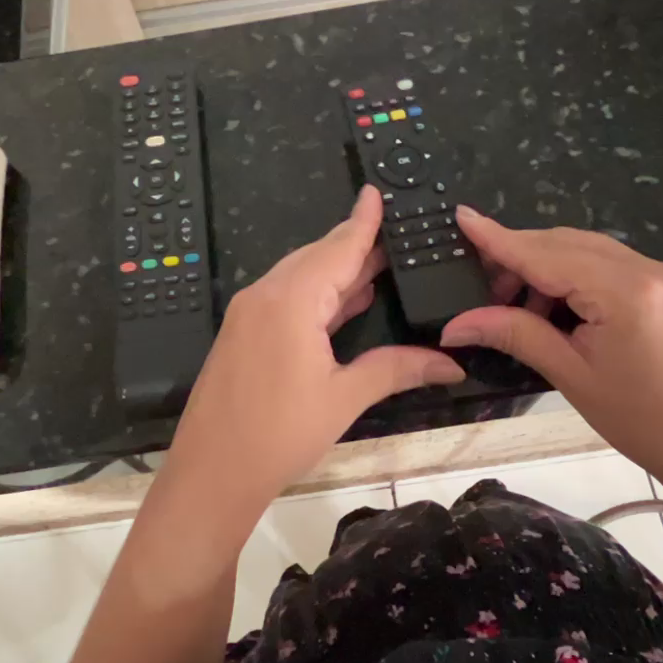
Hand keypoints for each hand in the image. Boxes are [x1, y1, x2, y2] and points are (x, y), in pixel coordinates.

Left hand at [163, 185, 465, 509]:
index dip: (362, 221)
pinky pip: (286, 297)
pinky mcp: (242, 332)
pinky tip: (343, 300)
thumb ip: (396, 369)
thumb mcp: (344, 398)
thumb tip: (451, 364)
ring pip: (300, 277)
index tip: (376, 191)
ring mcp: (248, 312)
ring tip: (378, 262)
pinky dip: (318, 293)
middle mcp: (265, 294)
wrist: (211, 471)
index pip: (338, 248)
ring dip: (337, 270)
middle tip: (395, 234)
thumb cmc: (279, 434)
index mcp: (292, 299)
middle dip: (356, 245)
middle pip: (317, 257)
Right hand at [438, 208, 662, 487]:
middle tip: (481, 287)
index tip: (461, 215)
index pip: (545, 255)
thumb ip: (514, 334)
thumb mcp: (570, 375)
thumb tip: (454, 324)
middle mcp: (646, 268)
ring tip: (514, 306)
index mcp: (623, 291)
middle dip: (518, 257)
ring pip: (584, 250)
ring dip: (543, 267)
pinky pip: (605, 265)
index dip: (498, 238)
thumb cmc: (641, 420)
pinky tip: (552, 307)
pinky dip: (571, 276)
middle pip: (564, 243)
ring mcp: (660, 274)